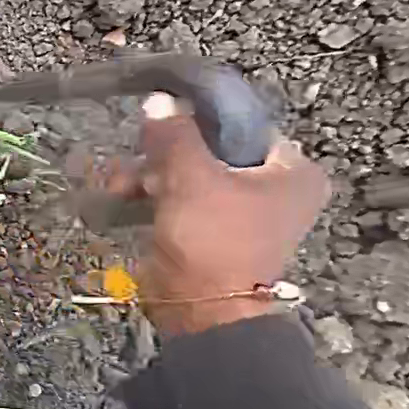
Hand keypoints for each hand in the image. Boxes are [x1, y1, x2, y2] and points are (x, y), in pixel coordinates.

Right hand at [121, 95, 330, 336]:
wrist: (199, 307)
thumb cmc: (212, 240)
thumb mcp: (191, 178)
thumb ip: (174, 136)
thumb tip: (158, 100)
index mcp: (289, 171)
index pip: (242, 126)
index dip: (200, 121)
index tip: (163, 124)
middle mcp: (269, 188)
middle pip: (207, 150)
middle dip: (162, 156)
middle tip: (139, 163)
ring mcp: (236, 210)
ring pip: (184, 173)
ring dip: (147, 176)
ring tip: (120, 186)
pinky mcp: (206, 228)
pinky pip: (176, 198)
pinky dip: (149, 196)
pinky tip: (121, 198)